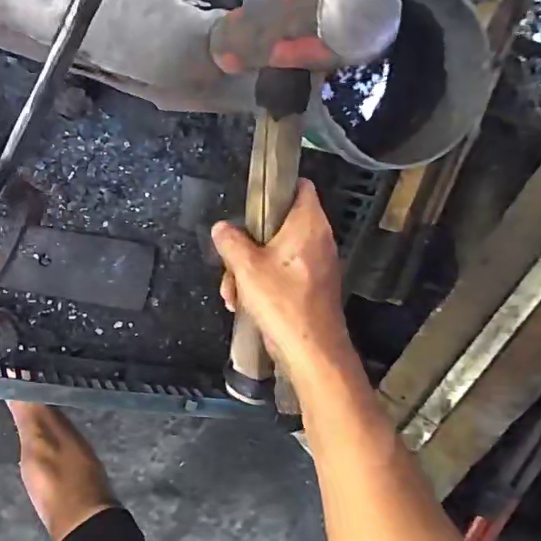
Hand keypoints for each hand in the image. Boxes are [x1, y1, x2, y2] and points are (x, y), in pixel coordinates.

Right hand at [211, 180, 357, 374]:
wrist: (312, 353)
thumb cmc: (283, 304)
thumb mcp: (246, 268)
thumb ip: (231, 242)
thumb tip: (222, 228)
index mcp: (308, 224)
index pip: (300, 186)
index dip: (277, 187)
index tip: (251, 201)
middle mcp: (318, 240)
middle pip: (279, 224)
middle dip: (249, 242)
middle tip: (232, 260)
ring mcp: (317, 265)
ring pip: (276, 252)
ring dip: (249, 269)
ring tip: (233, 292)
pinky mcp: (312, 287)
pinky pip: (283, 274)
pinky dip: (263, 284)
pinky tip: (244, 304)